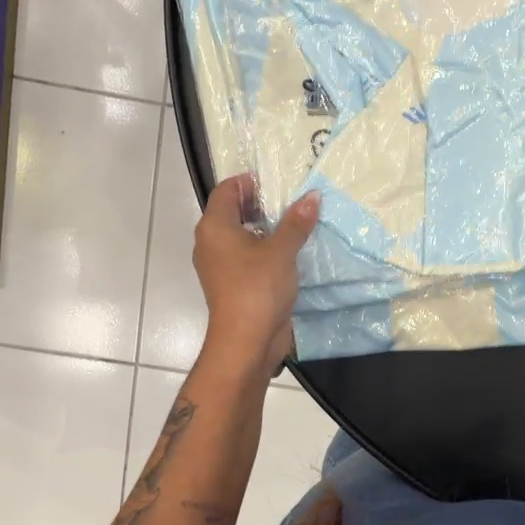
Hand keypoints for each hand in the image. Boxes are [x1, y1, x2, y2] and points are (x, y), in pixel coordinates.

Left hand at [193, 175, 318, 371]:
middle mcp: (211, 243)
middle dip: (260, 206)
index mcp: (214, 227)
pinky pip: (247, 259)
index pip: (226, 190)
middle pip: (232, 213)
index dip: (249, 182)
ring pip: (241, 238)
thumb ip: (296, 222)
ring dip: (266, 231)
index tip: (276, 185)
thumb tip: (312, 196)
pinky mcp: (233, 285)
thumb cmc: (258, 288)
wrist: (246, 341)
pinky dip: (265, 252)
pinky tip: (290, 255)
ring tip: (296, 227)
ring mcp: (220, 266)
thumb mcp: (282, 250)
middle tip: (291, 204)